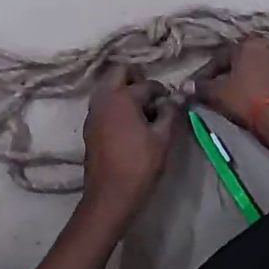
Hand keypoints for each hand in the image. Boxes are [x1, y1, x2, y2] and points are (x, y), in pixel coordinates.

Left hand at [80, 66, 175, 219]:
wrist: (110, 195)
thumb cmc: (140, 165)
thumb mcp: (162, 138)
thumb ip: (171, 112)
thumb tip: (179, 96)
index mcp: (121, 97)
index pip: (147, 84)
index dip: (163, 92)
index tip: (173, 104)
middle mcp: (103, 99)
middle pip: (119, 72)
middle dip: (137, 78)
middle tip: (153, 98)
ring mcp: (92, 113)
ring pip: (108, 87)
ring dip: (124, 91)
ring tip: (143, 111)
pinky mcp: (89, 127)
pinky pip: (103, 104)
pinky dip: (116, 105)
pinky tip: (130, 124)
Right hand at [193, 38, 268, 137]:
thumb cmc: (245, 99)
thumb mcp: (218, 93)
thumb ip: (201, 87)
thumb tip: (186, 86)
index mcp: (247, 44)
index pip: (219, 58)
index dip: (205, 74)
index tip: (196, 87)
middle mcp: (264, 46)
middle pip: (236, 61)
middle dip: (222, 74)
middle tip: (210, 88)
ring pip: (250, 67)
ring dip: (237, 78)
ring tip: (226, 92)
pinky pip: (262, 74)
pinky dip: (251, 82)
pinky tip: (244, 94)